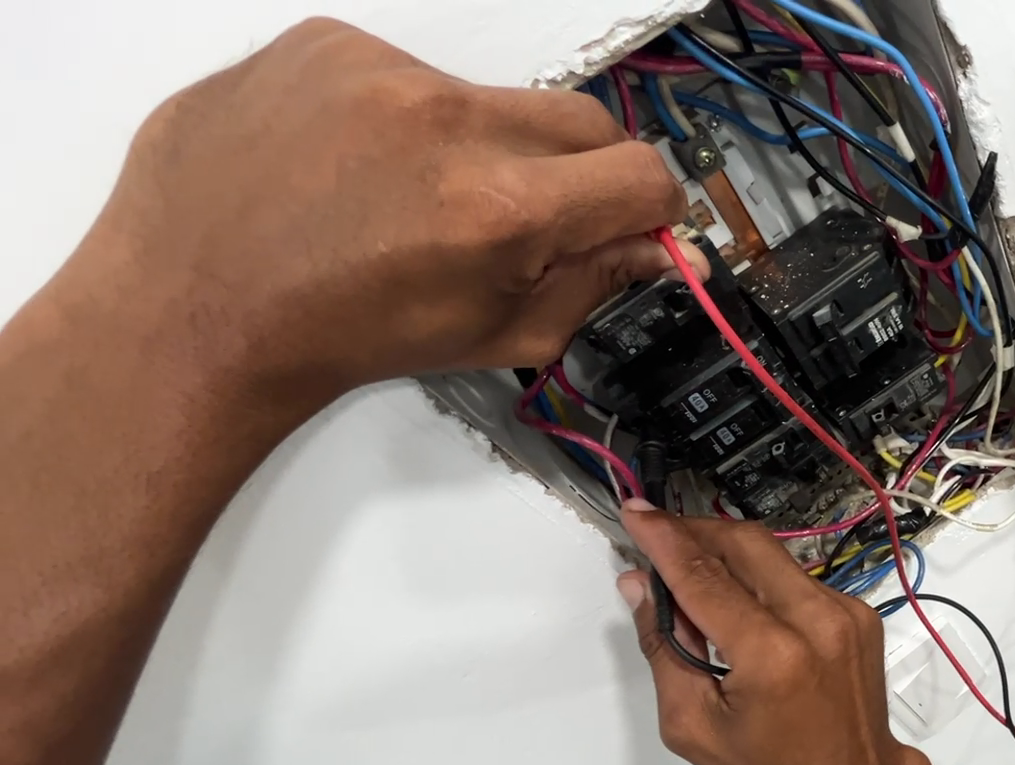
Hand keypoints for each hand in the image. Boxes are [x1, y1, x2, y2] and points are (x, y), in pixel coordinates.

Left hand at [49, 17, 705, 404]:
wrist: (207, 300)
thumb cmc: (370, 335)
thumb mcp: (510, 332)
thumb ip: (599, 282)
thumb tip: (668, 253)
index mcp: (503, 209)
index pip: (643, 176)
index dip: (658, 210)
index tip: (638, 230)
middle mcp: (452, 121)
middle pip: (594, 122)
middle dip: (597, 175)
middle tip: (555, 219)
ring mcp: (386, 69)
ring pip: (514, 101)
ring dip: (514, 149)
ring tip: (450, 194)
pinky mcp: (330, 41)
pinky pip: (433, 78)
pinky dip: (436, 124)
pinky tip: (388, 165)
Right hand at [615, 503, 934, 764]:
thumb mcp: (696, 726)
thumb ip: (665, 649)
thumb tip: (641, 586)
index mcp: (773, 653)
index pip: (705, 578)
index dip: (664, 540)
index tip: (636, 512)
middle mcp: (817, 618)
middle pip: (747, 543)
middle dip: (697, 531)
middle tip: (658, 536)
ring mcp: (846, 610)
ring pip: (774, 556)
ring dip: (728, 554)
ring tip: (693, 574)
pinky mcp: (859, 612)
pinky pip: (798, 579)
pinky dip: (762, 580)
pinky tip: (741, 605)